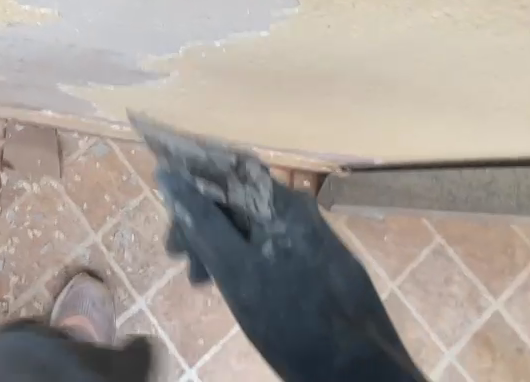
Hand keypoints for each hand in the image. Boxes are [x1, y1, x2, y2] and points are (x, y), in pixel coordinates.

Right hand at [157, 169, 425, 381]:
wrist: (364, 377)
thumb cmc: (292, 322)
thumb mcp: (236, 272)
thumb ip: (201, 221)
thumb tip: (167, 176)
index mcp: (278, 201)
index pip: (222, 168)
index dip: (188, 180)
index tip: (165, 205)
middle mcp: (298, 208)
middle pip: (235, 198)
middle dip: (199, 221)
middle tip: (175, 256)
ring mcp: (314, 236)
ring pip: (251, 225)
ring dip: (218, 243)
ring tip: (198, 280)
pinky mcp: (325, 264)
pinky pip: (271, 245)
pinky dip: (245, 259)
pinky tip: (234, 287)